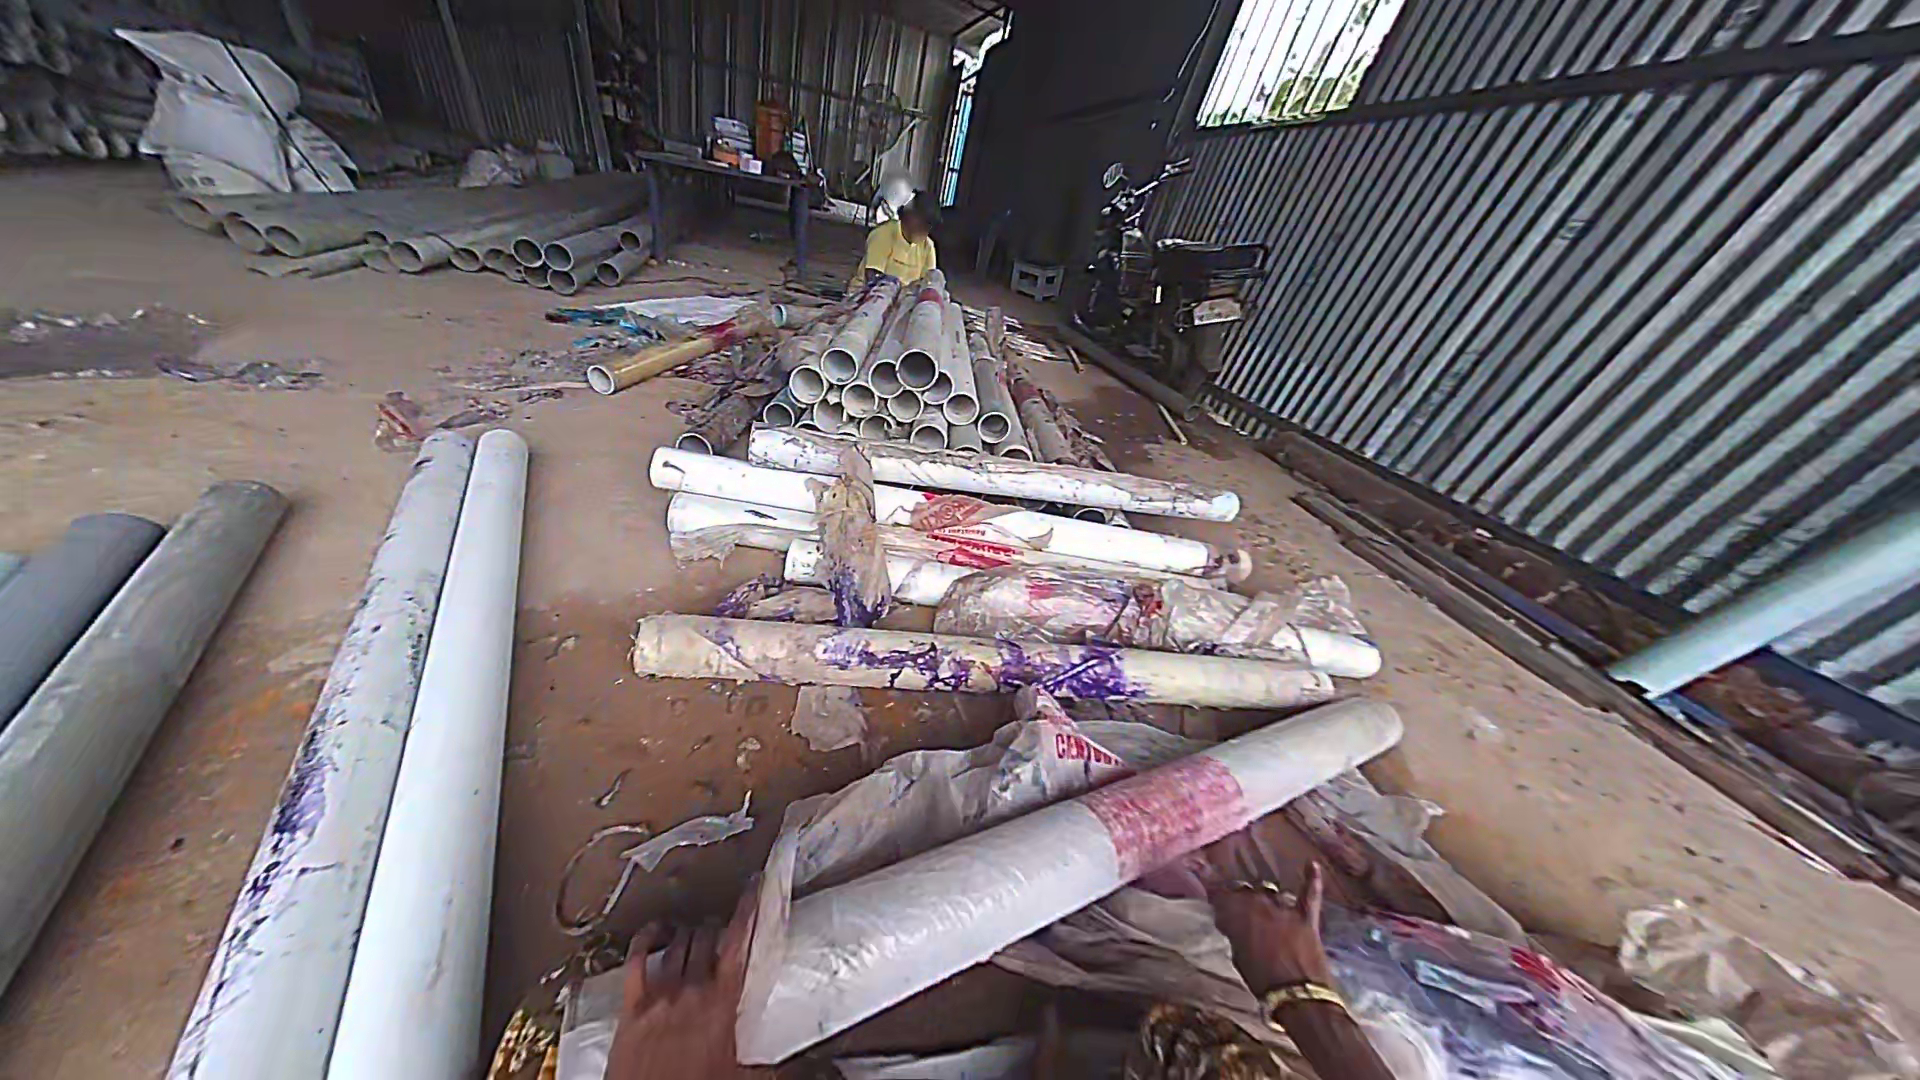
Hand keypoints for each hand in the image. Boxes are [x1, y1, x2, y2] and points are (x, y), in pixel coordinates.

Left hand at [604, 889, 758, 1079]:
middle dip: (715, 924)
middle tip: (720, 924)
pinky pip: (636, 961)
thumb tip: (787, 1067)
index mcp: (722, 1001)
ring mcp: (660, 996)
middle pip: (706, 936)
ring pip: (678, 943)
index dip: (747, 908)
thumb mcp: (739, 1076)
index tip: (753, 886)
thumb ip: (765, 1065)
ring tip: (694, 929)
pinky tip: (654, 931)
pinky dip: (646, 939)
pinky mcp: (631, 1009)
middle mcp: (693, 989)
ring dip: (688, 932)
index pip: (739, 940)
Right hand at [1208, 861, 1333, 992]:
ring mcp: (1283, 907)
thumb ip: (1234, 931)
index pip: (1218, 891)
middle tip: (1237, 908)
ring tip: (1262, 903)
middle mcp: (1257, 902)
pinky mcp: (1306, 917)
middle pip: (1243, 889)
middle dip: (1239, 897)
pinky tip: (1311, 864)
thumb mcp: (1238, 955)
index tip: (1199, 870)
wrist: (1299, 997)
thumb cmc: (1262, 980)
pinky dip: (1311, 878)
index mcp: (1236, 911)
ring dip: (1264, 896)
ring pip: (1269, 890)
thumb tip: (1232, 922)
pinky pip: (1309, 893)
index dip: (1209, 885)